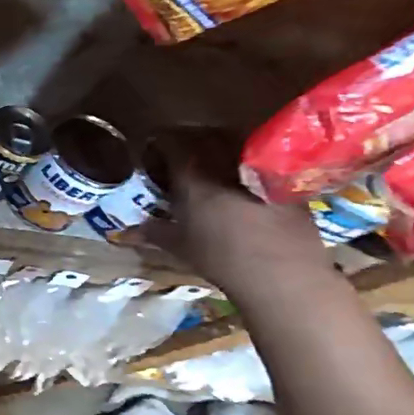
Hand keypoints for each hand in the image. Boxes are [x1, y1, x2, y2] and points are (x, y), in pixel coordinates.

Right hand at [146, 140, 337, 301]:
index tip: (154, 150)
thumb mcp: (179, 247)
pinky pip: (260, 167)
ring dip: (223, 152)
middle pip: (208, 139)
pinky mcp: (286, 186)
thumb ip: (153, 233)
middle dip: (193, 142)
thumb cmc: (221, 259)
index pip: (174, 146)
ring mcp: (259, 174)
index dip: (162, 144)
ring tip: (214, 167)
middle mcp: (226, 169)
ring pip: (237, 148)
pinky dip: (248, 170)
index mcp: (195, 179)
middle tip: (183, 155)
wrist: (283, 276)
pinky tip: (245, 189)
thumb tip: (127, 232)